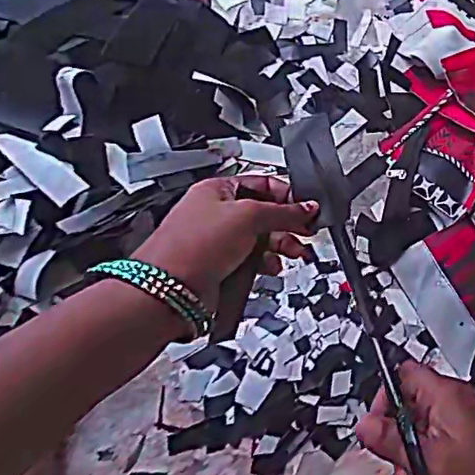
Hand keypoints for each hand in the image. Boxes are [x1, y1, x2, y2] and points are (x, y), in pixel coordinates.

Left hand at [133, 175, 315, 319]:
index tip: (306, 207)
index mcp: (218, 190)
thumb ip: (284, 211)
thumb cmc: (191, 247)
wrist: (167, 291)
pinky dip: (267, 263)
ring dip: (281, 244)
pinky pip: (252, 260)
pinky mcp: (220, 266)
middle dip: (288, 223)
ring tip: (296, 251)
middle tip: (306, 230)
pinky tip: (273, 266)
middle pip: (264, 212)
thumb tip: (307, 207)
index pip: (262, 183)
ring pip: (260, 238)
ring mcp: (218, 241)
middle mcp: (217, 213)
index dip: (287, 195)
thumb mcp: (248, 216)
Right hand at [356, 361, 474, 474]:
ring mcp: (454, 419)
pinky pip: (426, 438)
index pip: (404, 373)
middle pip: (405, 400)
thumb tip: (364, 424)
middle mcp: (451, 400)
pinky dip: (414, 457)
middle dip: (391, 430)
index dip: (384, 397)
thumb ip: (391, 439)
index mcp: (445, 394)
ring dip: (401, 450)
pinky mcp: (456, 437)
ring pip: (413, 423)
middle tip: (387, 455)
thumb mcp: (425, 461)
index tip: (375, 424)